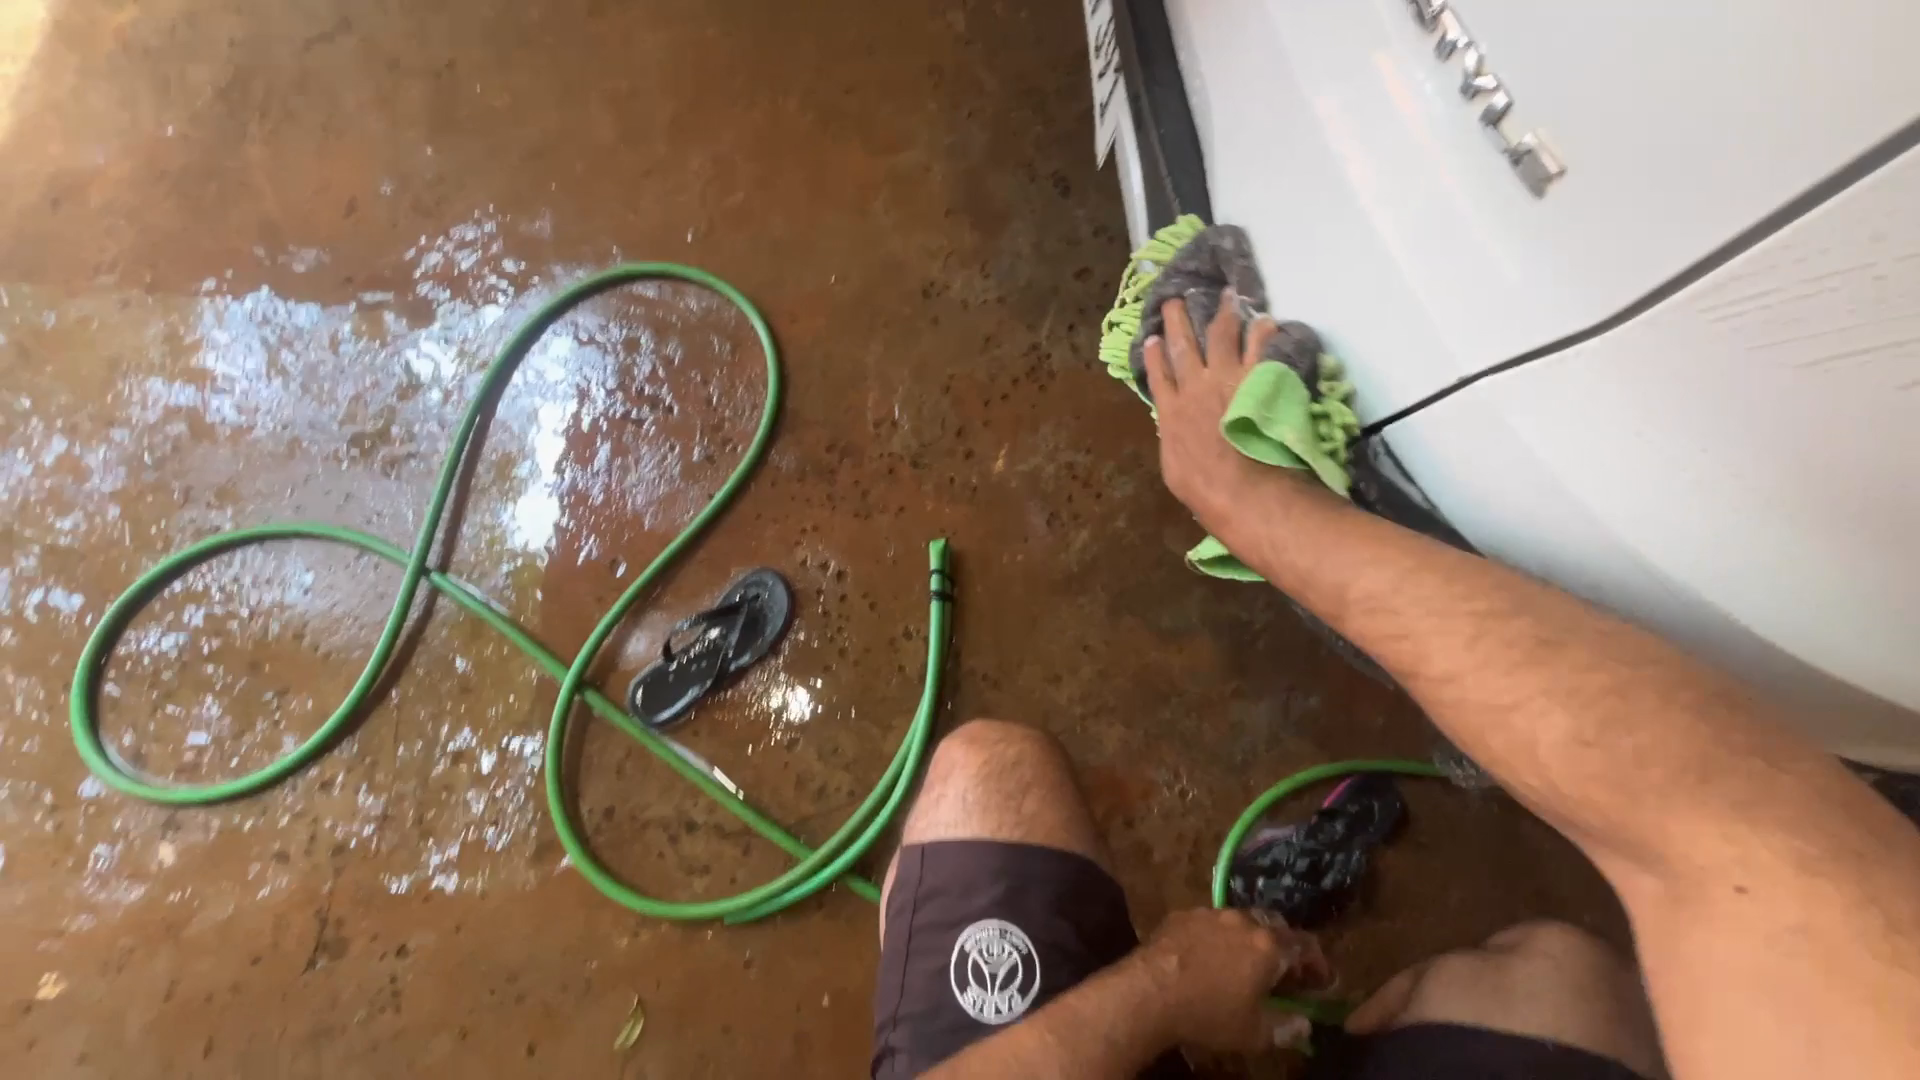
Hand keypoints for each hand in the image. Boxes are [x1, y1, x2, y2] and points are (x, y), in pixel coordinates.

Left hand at [1135, 907, 1328, 1054]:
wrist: (1150, 991)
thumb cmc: (1209, 1013)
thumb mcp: (1255, 1033)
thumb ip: (1286, 1026)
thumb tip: (1304, 1023)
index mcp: (1266, 946)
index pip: (1305, 945)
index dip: (1318, 963)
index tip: (1320, 981)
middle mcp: (1241, 921)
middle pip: (1272, 926)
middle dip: (1282, 946)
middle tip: (1283, 972)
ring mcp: (1208, 913)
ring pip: (1239, 921)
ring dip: (1248, 940)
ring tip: (1243, 964)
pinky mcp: (1181, 914)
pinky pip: (1209, 923)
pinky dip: (1217, 937)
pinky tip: (1208, 957)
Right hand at [1142, 293, 1286, 532]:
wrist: (1239, 486)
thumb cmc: (1203, 487)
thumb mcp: (1174, 468)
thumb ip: (1173, 442)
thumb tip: (1175, 434)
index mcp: (1171, 412)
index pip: (1160, 376)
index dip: (1155, 355)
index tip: (1154, 338)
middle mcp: (1194, 388)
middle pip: (1183, 347)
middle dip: (1179, 321)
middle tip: (1176, 300)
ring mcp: (1225, 381)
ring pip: (1220, 337)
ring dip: (1222, 313)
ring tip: (1225, 295)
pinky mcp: (1255, 381)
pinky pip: (1259, 349)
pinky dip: (1261, 332)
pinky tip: (1265, 319)